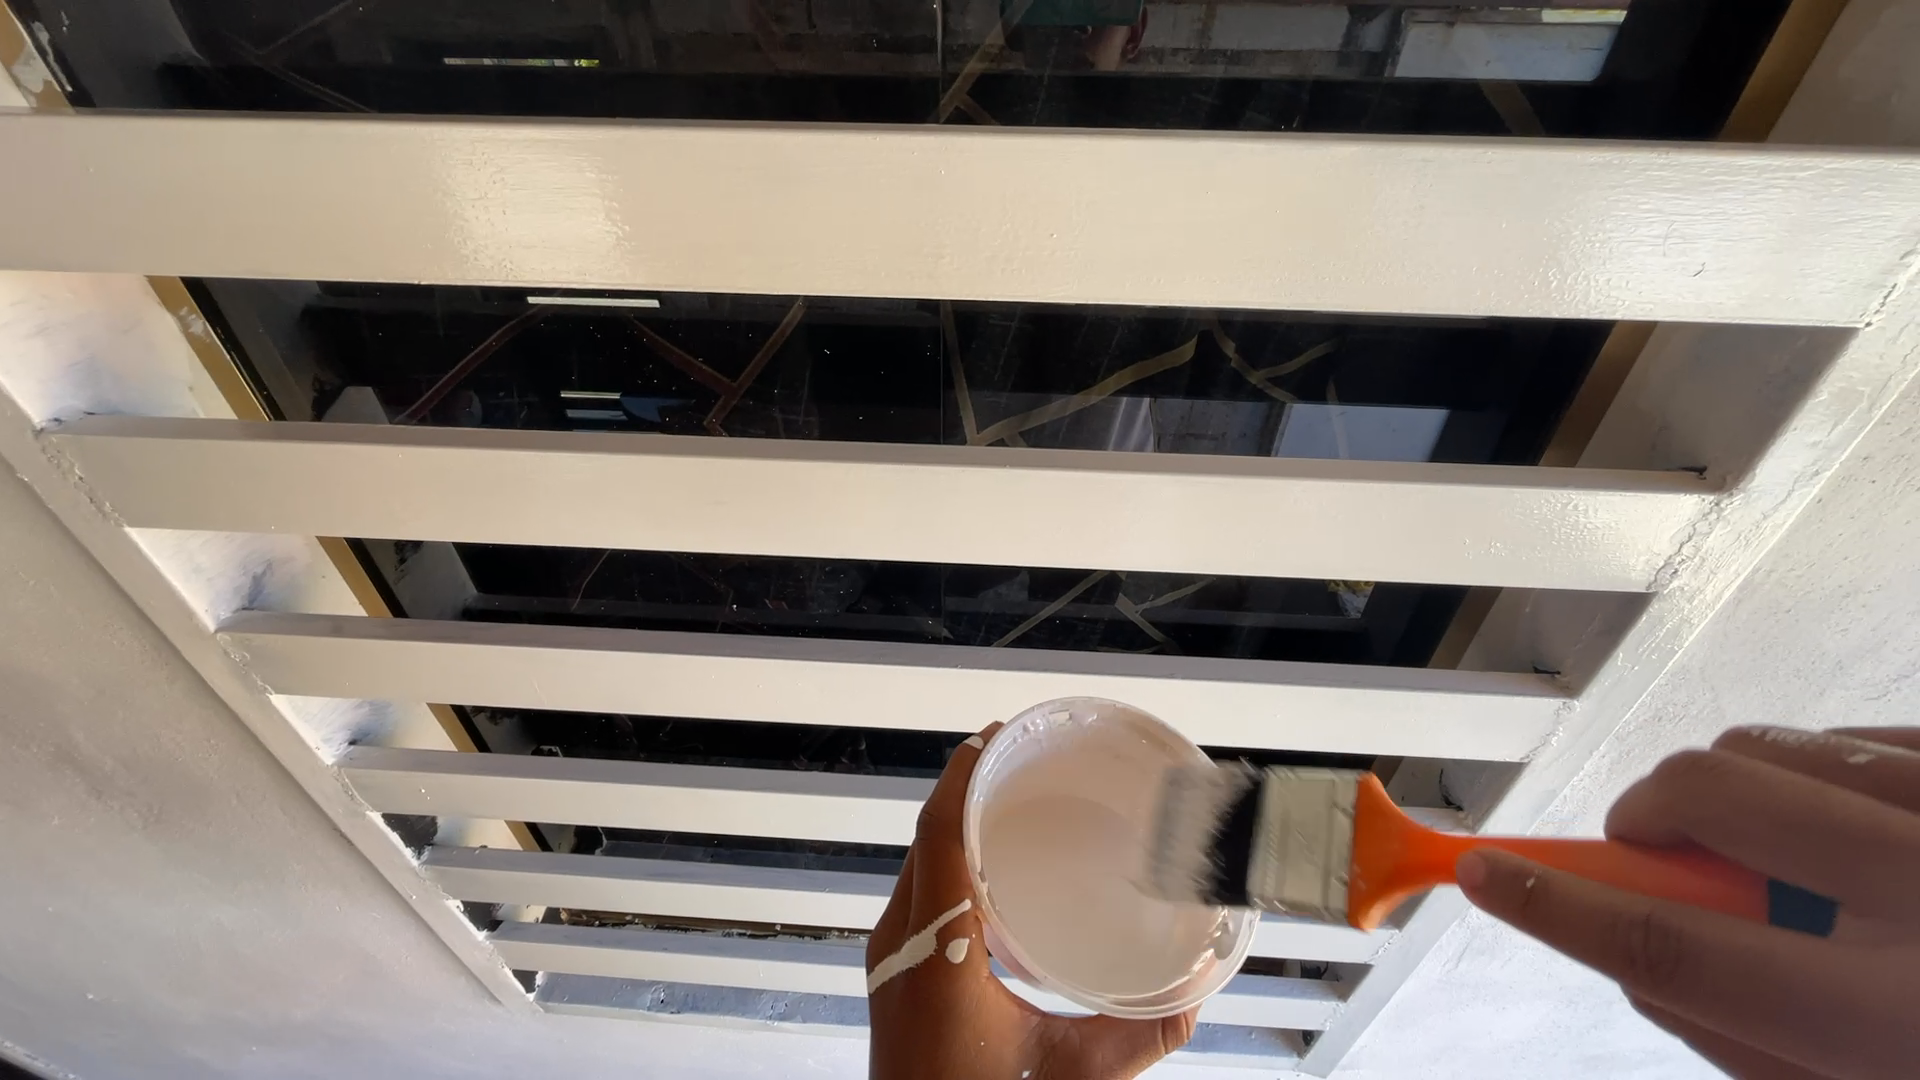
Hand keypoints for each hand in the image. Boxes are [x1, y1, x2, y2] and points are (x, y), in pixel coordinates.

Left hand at [866, 722, 1197, 1079]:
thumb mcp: (1069, 1076)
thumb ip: (1136, 1037)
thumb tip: (1193, 994)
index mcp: (936, 953)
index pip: (938, 836)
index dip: (962, 776)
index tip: (995, 736)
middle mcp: (901, 940)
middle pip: (925, 835)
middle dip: (964, 784)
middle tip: (1011, 753)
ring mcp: (891, 950)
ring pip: (918, 857)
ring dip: (954, 816)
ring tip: (1001, 790)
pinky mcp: (895, 963)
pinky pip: (918, 884)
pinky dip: (947, 852)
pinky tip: (983, 856)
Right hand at [1457, 726, 1919, 1079]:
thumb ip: (1740, 1042)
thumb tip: (1620, 962)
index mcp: (1912, 1023)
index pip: (1670, 945)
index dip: (1553, 905)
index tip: (1482, 871)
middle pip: (1708, 794)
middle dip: (1649, 817)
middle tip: (1661, 856)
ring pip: (1775, 746)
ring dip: (1740, 795)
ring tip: (1795, 853)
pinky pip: (1863, 737)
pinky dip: (1829, 772)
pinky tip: (1871, 829)